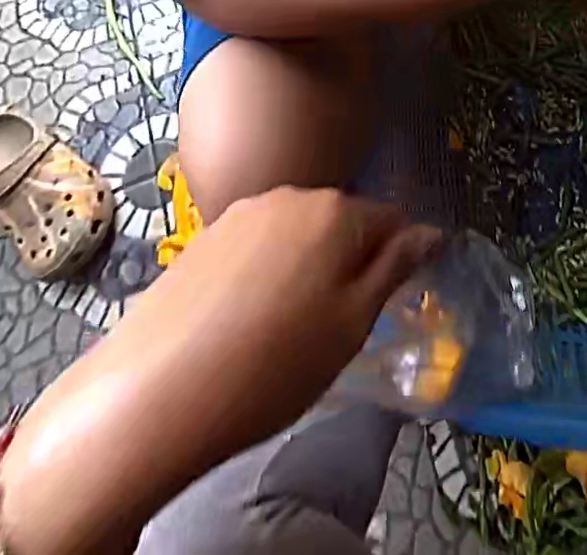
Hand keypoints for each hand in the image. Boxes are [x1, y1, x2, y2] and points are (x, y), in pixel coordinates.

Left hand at [0, 188, 439, 554]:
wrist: (156, 390)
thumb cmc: (275, 362)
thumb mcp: (352, 322)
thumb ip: (395, 267)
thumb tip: (430, 232)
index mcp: (334, 211)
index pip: (389, 219)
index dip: (396, 258)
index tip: (386, 299)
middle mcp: (289, 196)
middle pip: (341, 220)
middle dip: (350, 258)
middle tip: (335, 319)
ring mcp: (241, 212)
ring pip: (297, 231)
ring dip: (308, 262)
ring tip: (288, 321)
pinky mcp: (206, 234)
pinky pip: (258, 242)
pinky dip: (268, 269)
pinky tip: (248, 315)